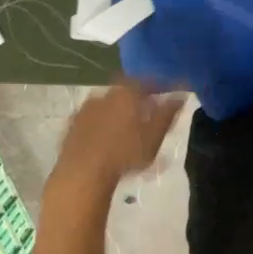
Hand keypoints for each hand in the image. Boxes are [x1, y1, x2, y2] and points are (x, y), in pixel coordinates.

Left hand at [51, 82, 184, 186]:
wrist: (83, 171)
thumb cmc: (125, 152)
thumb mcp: (155, 135)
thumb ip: (168, 113)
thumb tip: (181, 95)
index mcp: (126, 92)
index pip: (147, 82)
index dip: (159, 88)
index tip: (168, 95)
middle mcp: (104, 94)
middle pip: (125, 93)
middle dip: (137, 102)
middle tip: (148, 115)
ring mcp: (84, 109)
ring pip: (108, 107)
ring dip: (119, 115)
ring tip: (128, 132)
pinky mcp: (71, 126)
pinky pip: (92, 121)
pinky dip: (102, 127)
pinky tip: (107, 142)